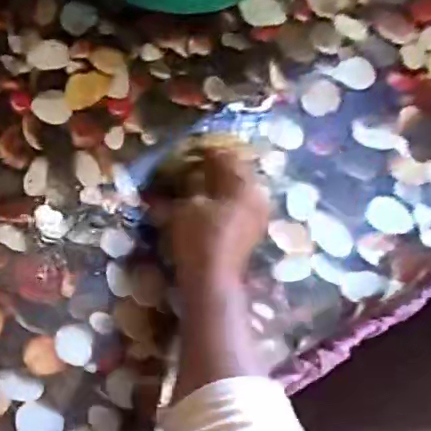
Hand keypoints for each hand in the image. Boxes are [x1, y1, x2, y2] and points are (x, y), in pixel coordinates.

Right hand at [161, 146, 271, 296]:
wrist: (211, 279)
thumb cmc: (197, 240)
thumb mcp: (182, 210)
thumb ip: (180, 190)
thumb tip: (172, 180)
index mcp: (243, 184)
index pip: (225, 157)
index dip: (204, 153)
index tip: (186, 151)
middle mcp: (257, 195)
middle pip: (234, 175)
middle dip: (212, 172)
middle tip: (190, 171)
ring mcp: (258, 215)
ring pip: (236, 193)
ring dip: (217, 189)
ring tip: (196, 191)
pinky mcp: (251, 233)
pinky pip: (236, 209)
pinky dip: (220, 205)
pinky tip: (205, 211)